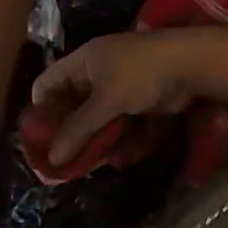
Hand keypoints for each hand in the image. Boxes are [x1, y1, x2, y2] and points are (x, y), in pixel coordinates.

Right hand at [30, 31, 204, 165]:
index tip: (38, 142)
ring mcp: (119, 87)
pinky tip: (118, 158)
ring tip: (88, 166)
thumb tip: (51, 158)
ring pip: (95, 119)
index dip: (40, 111)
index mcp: (84, 61)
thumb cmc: (142, 72)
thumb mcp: (106, 100)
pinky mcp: (137, 101)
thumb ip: (78, 128)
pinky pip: (118, 124)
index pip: (48, 83)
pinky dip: (117, 140)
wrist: (190, 65)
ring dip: (92, 141)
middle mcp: (98, 72)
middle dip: (67, 134)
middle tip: (61, 165)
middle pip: (71, 105)